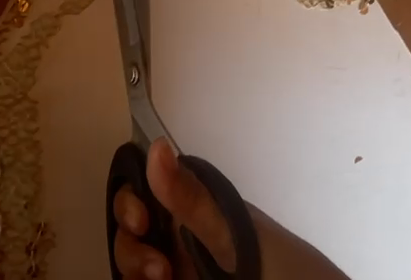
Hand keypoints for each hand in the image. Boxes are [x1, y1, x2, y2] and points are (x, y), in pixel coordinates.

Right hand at [112, 138, 240, 279]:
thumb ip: (192, 198)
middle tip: (156, 268)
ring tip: (161, 279)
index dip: (131, 199)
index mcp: (194, 205)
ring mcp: (179, 266)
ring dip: (133, 268)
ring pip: (133, 261)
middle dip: (130, 244)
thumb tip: (155, 145)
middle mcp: (180, 233)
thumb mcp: (236, 233)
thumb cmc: (280, 267)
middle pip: (132, 229)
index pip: (144, 188)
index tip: (139, 219)